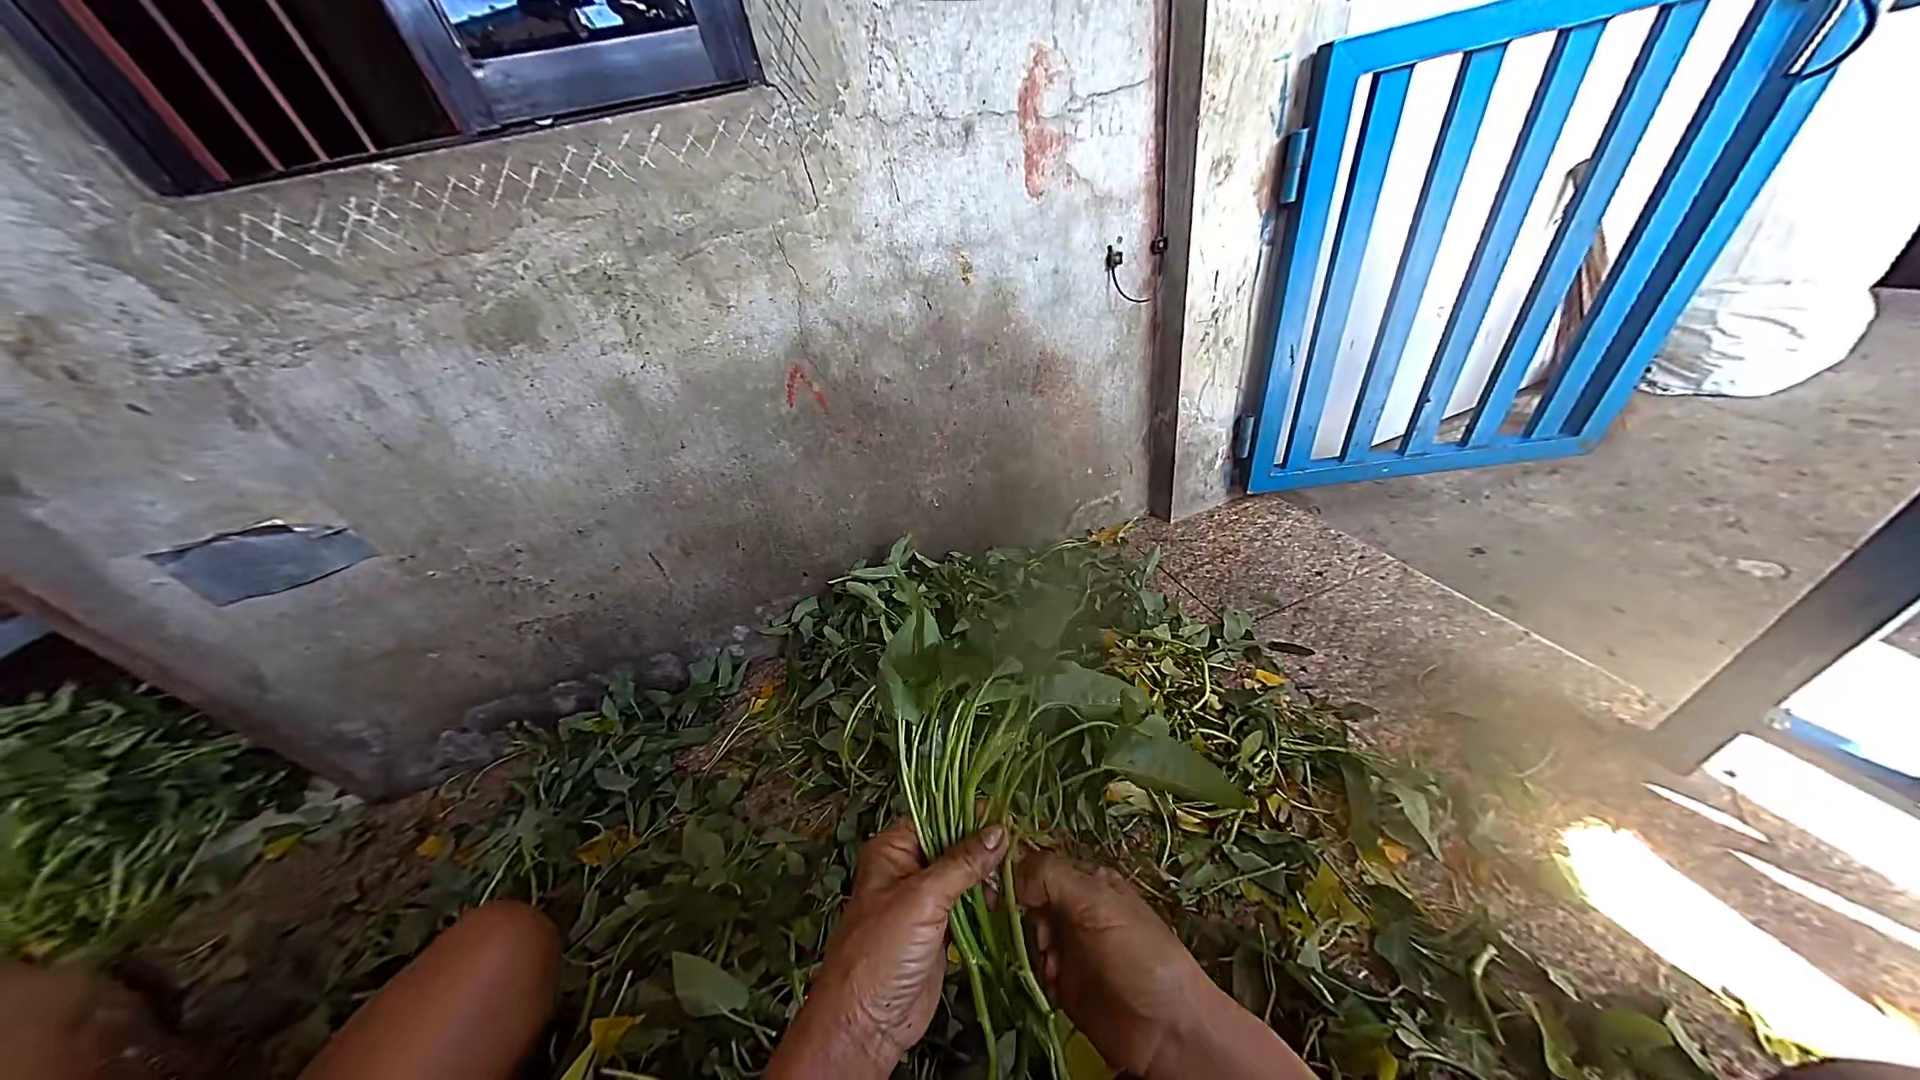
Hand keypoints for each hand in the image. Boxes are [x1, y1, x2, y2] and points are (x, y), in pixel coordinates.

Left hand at [767, 820, 1007, 1079]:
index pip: (938, 815)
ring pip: (965, 873)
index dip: (970, 812)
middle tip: (1021, 846)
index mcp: (894, 848)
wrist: (867, 1024)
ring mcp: (926, 897)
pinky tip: (1008, 897)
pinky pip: (969, 902)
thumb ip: (962, 863)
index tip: (1007, 814)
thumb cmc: (881, 952)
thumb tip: (999, 831)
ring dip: (990, 874)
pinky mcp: (941, 926)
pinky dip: (988, 900)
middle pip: (955, 843)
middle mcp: (910, 866)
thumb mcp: (922, 898)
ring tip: (1019, 873)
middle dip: (985, 845)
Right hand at [1016, 850, 1314, 1079]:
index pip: (1039, 863)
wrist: (1168, 1032)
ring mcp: (1068, 946)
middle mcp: (1074, 908)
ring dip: (1028, 945)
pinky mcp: (1063, 982)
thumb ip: (1052, 877)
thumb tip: (1008, 868)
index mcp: (1086, 881)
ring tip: (1049, 960)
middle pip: (1027, 897)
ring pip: (1026, 933)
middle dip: (1018, 911)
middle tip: (1023, 926)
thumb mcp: (1098, 902)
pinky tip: (1051, 981)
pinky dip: (1033, 972)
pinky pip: (1032, 968)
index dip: (1014, 870)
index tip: (991, 882)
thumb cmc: (1138, 954)